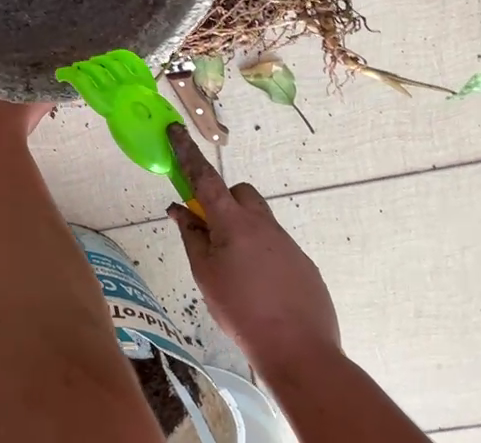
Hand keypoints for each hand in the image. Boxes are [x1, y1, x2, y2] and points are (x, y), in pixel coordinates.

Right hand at [166, 123, 339, 370]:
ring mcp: (289, 245)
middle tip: (210, 227)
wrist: (299, 350)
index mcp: (233, 222)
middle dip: (224, 198)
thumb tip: (181, 210)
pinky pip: (276, 246)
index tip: (176, 130)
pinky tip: (258, 288)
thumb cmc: (240, 309)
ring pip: (260, 221)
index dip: (187, 153)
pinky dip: (261, 254)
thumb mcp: (203, 272)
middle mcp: (264, 225)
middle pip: (241, 193)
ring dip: (241, 229)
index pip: (204, 177)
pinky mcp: (305, 266)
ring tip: (234, 269)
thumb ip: (192, 235)